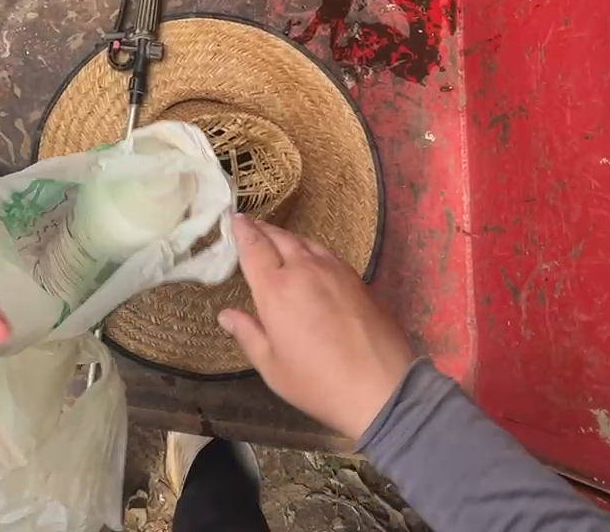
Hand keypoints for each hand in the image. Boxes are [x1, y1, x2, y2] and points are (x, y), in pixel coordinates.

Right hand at [218, 214, 413, 438]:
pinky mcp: (355, 278)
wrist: (384, 390)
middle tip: (250, 225)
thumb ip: (248, 334)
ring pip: (302, 241)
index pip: (253, 247)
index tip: (234, 219)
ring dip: (284, 236)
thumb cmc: (319, 383)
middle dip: (261, 228)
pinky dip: (308, 247)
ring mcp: (333, 270)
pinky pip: (324, 252)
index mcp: (275, 288)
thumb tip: (225, 315)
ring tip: (276, 239)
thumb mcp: (273, 367)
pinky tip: (308, 257)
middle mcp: (303, 269)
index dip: (242, 230)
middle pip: (278, 237)